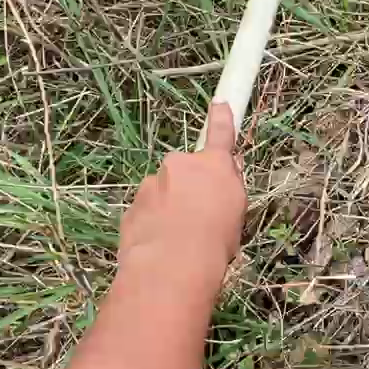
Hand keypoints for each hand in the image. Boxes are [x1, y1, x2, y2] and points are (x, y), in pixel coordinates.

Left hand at [116, 104, 245, 290]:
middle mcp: (179, 166)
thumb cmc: (216, 237)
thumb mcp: (237, 209)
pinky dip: (154, 224)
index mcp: (212, 165)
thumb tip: (226, 171)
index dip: (222, 118)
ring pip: (163, 192)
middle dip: (190, 186)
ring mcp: (151, 185)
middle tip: (200, 215)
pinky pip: (146, 212)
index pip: (220, 134)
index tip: (219, 103)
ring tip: (180, 238)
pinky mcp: (131, 208)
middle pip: (186, 170)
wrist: (171, 265)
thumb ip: (230, 185)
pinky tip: (161, 246)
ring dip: (170, 207)